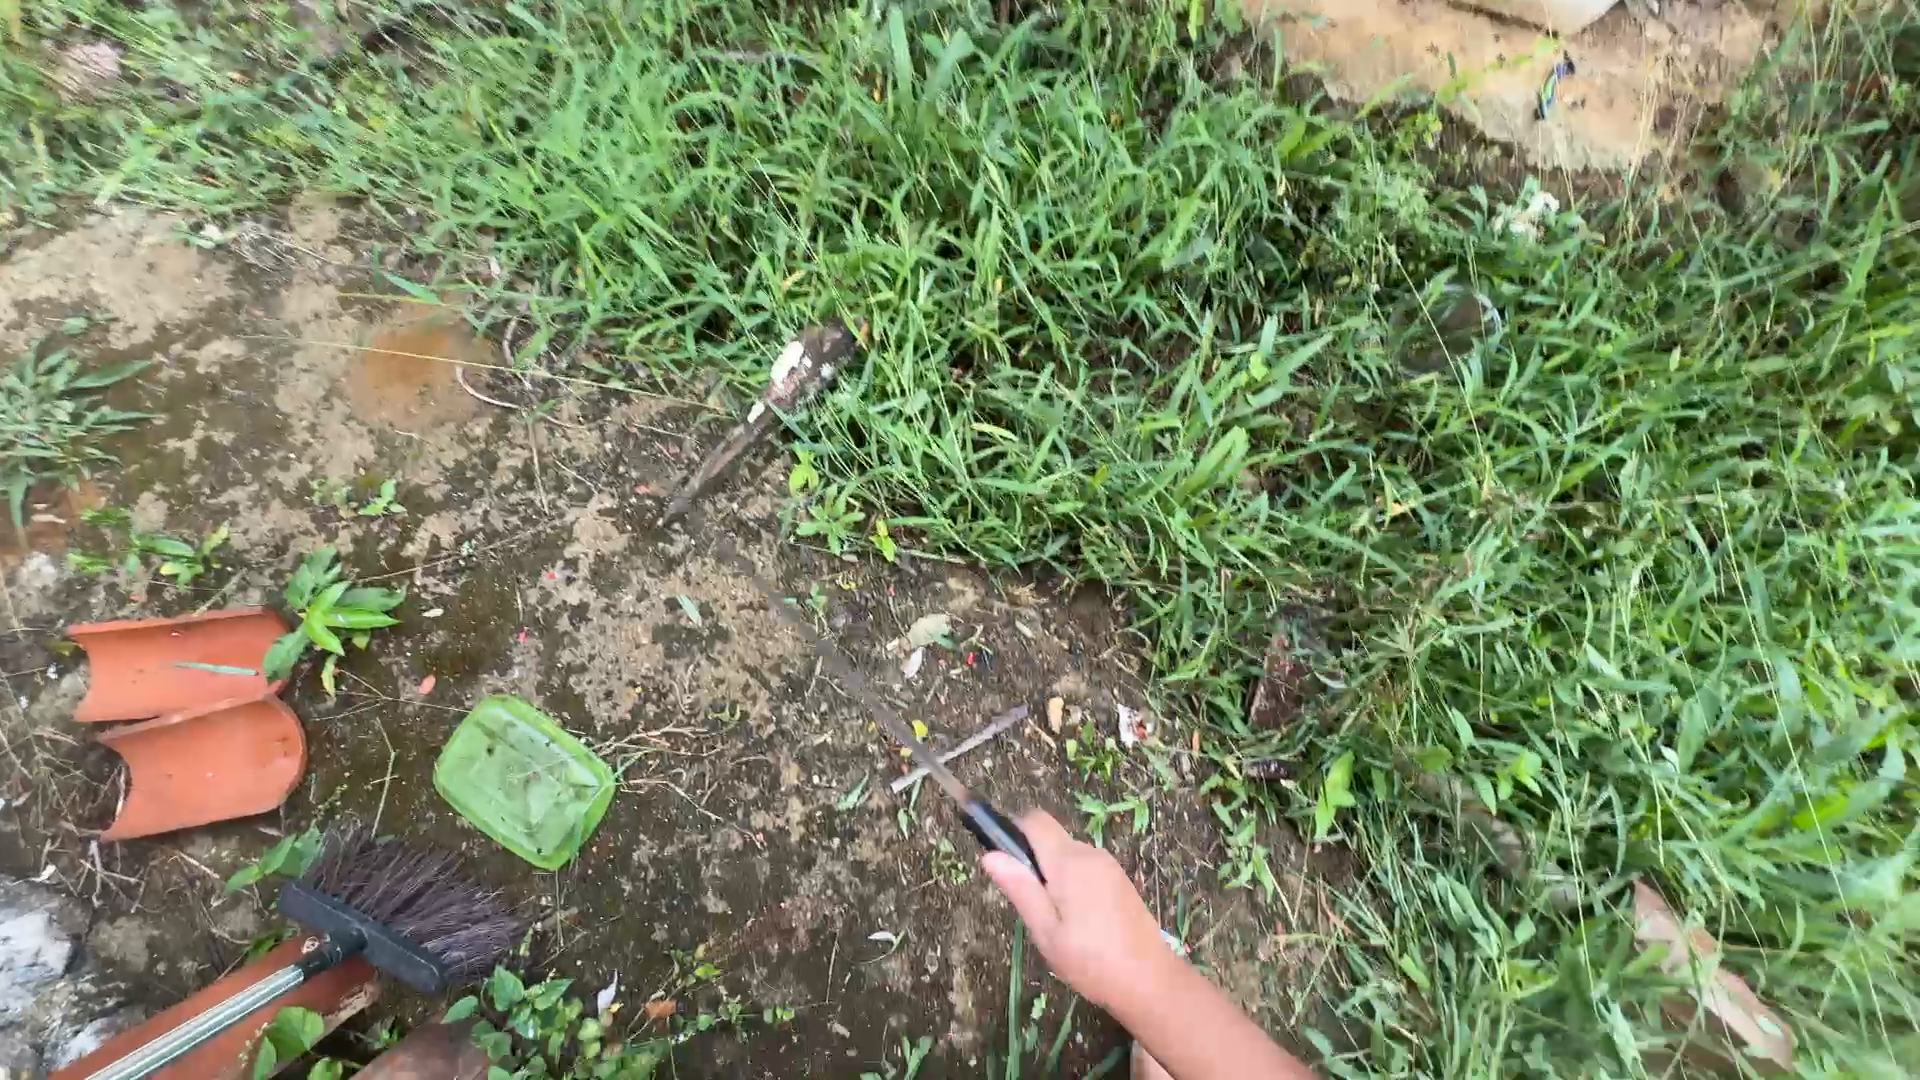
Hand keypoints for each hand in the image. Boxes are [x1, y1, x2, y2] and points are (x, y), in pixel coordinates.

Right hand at [981, 810, 1172, 1010]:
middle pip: (1051, 839)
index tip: (1008, 863)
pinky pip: (1086, 867)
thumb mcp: (1047, 932)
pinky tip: (1082, 922)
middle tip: (1037, 909)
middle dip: (1035, 862)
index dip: (1015, 831)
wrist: (1151, 981)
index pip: (1035, 820)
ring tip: (1061, 923)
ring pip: (1068, 855)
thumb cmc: (1092, 961)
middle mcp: (1090, 853)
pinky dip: (1074, 883)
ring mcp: (1109, 864)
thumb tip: (990, 855)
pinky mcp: (1120, 879)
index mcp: (1068, 861)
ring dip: (1055, 876)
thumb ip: (1020, 889)